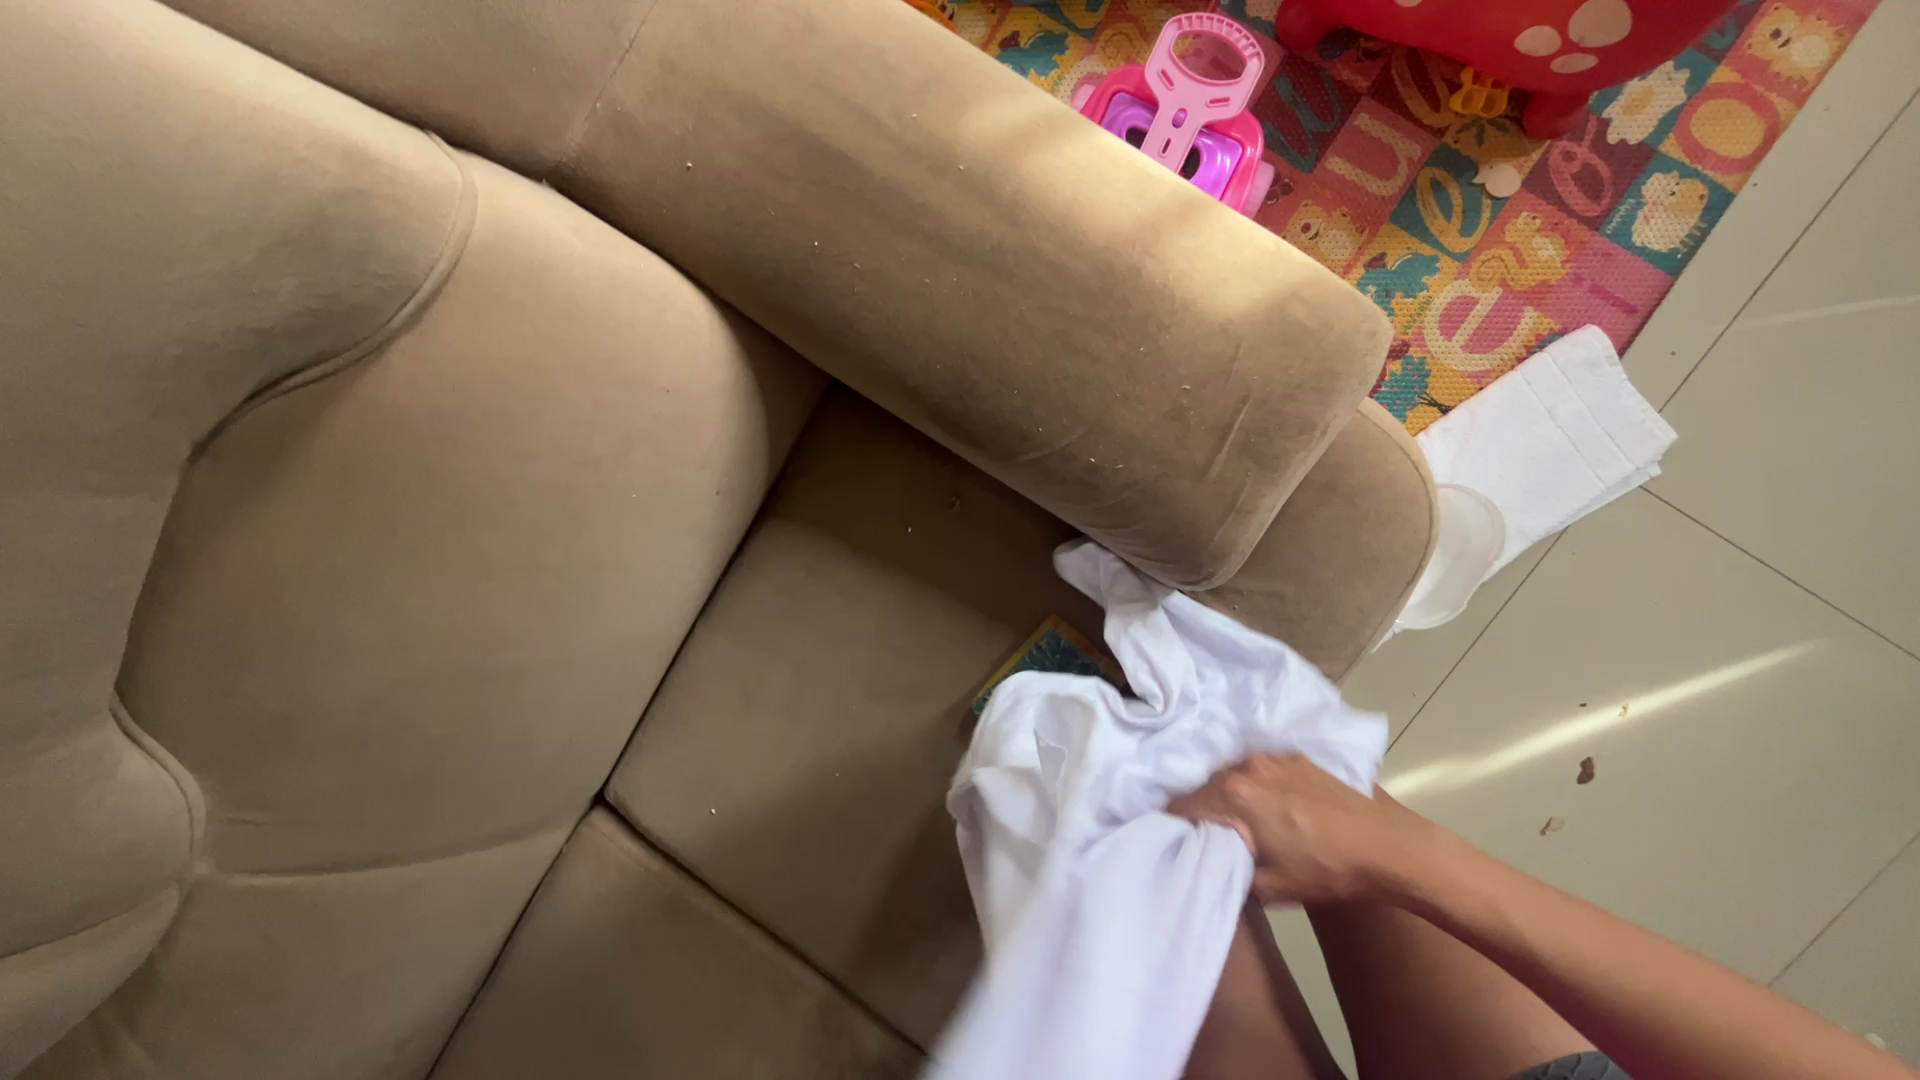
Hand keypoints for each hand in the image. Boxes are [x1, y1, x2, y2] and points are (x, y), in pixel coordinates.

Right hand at [1169, 754, 1438, 904]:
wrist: (1388, 848)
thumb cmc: (1325, 871)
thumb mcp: (1268, 887)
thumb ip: (1225, 869)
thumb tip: (1202, 859)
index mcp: (1234, 795)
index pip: (1181, 805)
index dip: (1173, 826)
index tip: (1175, 842)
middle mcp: (1245, 766)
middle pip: (1203, 786)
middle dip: (1199, 809)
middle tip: (1208, 836)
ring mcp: (1271, 757)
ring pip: (1229, 774)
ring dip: (1226, 795)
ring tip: (1239, 821)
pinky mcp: (1294, 756)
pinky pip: (1256, 768)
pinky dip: (1251, 785)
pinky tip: (1268, 806)